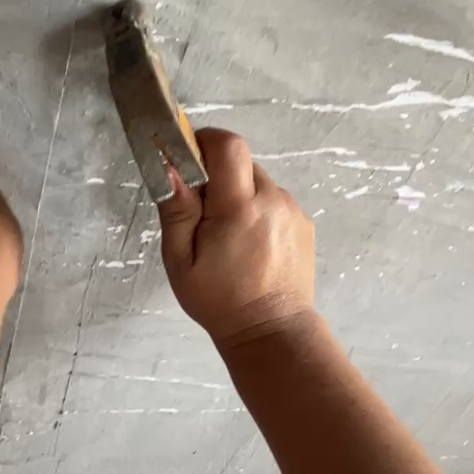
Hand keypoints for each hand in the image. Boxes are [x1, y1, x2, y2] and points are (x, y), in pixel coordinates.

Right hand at [157, 128, 318, 347]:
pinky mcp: (303, 222)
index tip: (186, 159)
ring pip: (256, 181)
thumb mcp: (181, 261)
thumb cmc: (219, 301)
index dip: (204, 141)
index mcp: (239, 208)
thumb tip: (170, 168)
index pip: (228, 146)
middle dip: (215, 175)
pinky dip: (255, 209)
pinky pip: (272, 199)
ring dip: (236, 194)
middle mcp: (272, 201)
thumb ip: (177, 211)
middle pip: (240, 162)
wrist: (272, 332)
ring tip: (224, 235)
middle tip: (199, 211)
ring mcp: (292, 210)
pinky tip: (247, 243)